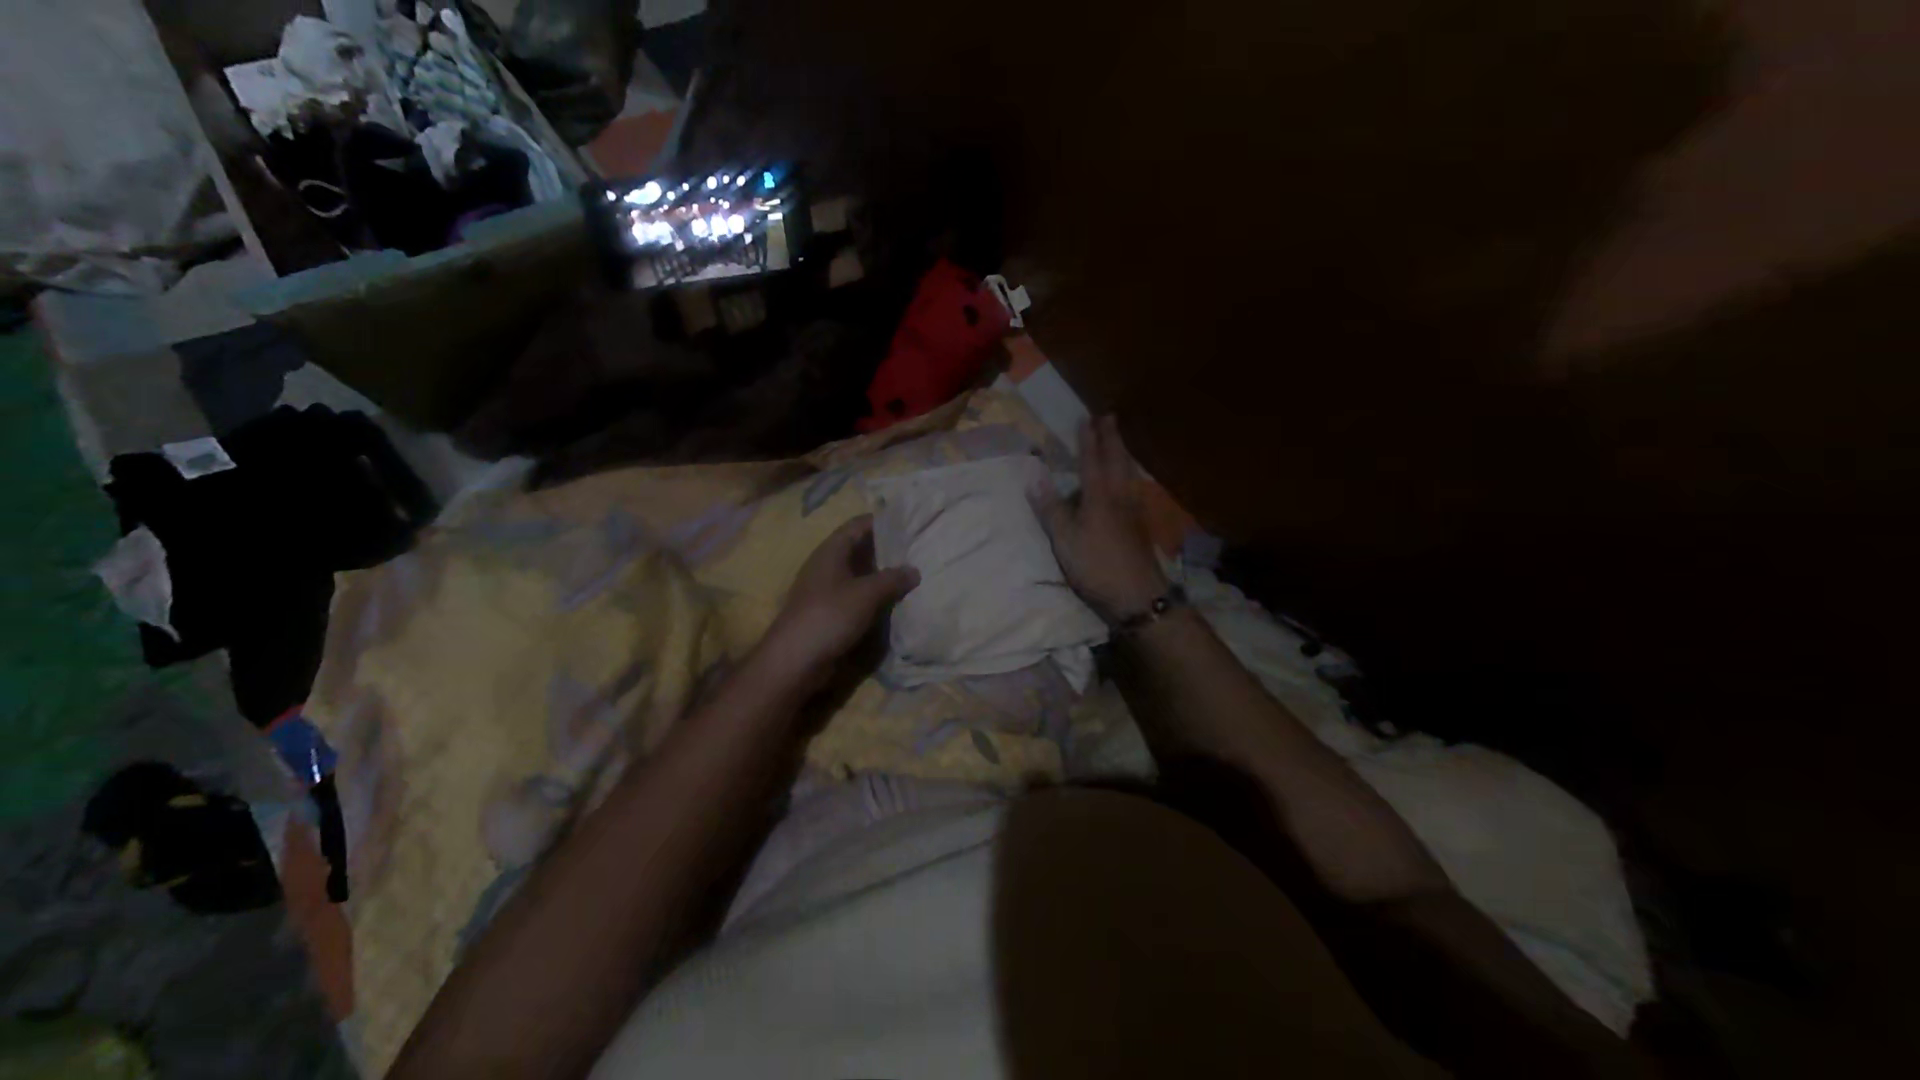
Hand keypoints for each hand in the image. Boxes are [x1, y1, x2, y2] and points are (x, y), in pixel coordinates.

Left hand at [755, 515, 919, 690]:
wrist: (795, 661)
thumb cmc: (829, 616)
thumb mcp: (866, 594)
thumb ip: (893, 579)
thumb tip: (914, 570)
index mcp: (831, 551)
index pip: (858, 525)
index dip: (883, 522)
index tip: (910, 524)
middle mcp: (827, 566)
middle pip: (860, 549)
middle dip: (887, 551)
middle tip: (919, 551)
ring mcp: (827, 590)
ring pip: (860, 575)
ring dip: (883, 576)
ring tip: (914, 575)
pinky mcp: (830, 613)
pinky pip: (857, 598)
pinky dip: (875, 598)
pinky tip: (896, 602)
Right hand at [1032, 415, 1170, 622]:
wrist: (1137, 594)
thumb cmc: (1095, 566)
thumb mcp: (1064, 540)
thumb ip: (1051, 508)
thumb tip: (1034, 478)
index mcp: (1098, 496)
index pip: (1091, 460)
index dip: (1087, 440)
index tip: (1086, 419)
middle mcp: (1120, 496)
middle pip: (1117, 460)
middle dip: (1111, 437)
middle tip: (1109, 417)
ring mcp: (1134, 510)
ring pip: (1130, 472)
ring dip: (1123, 452)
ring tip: (1120, 441)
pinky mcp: (1141, 525)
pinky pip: (1135, 487)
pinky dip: (1130, 473)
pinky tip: (1130, 480)